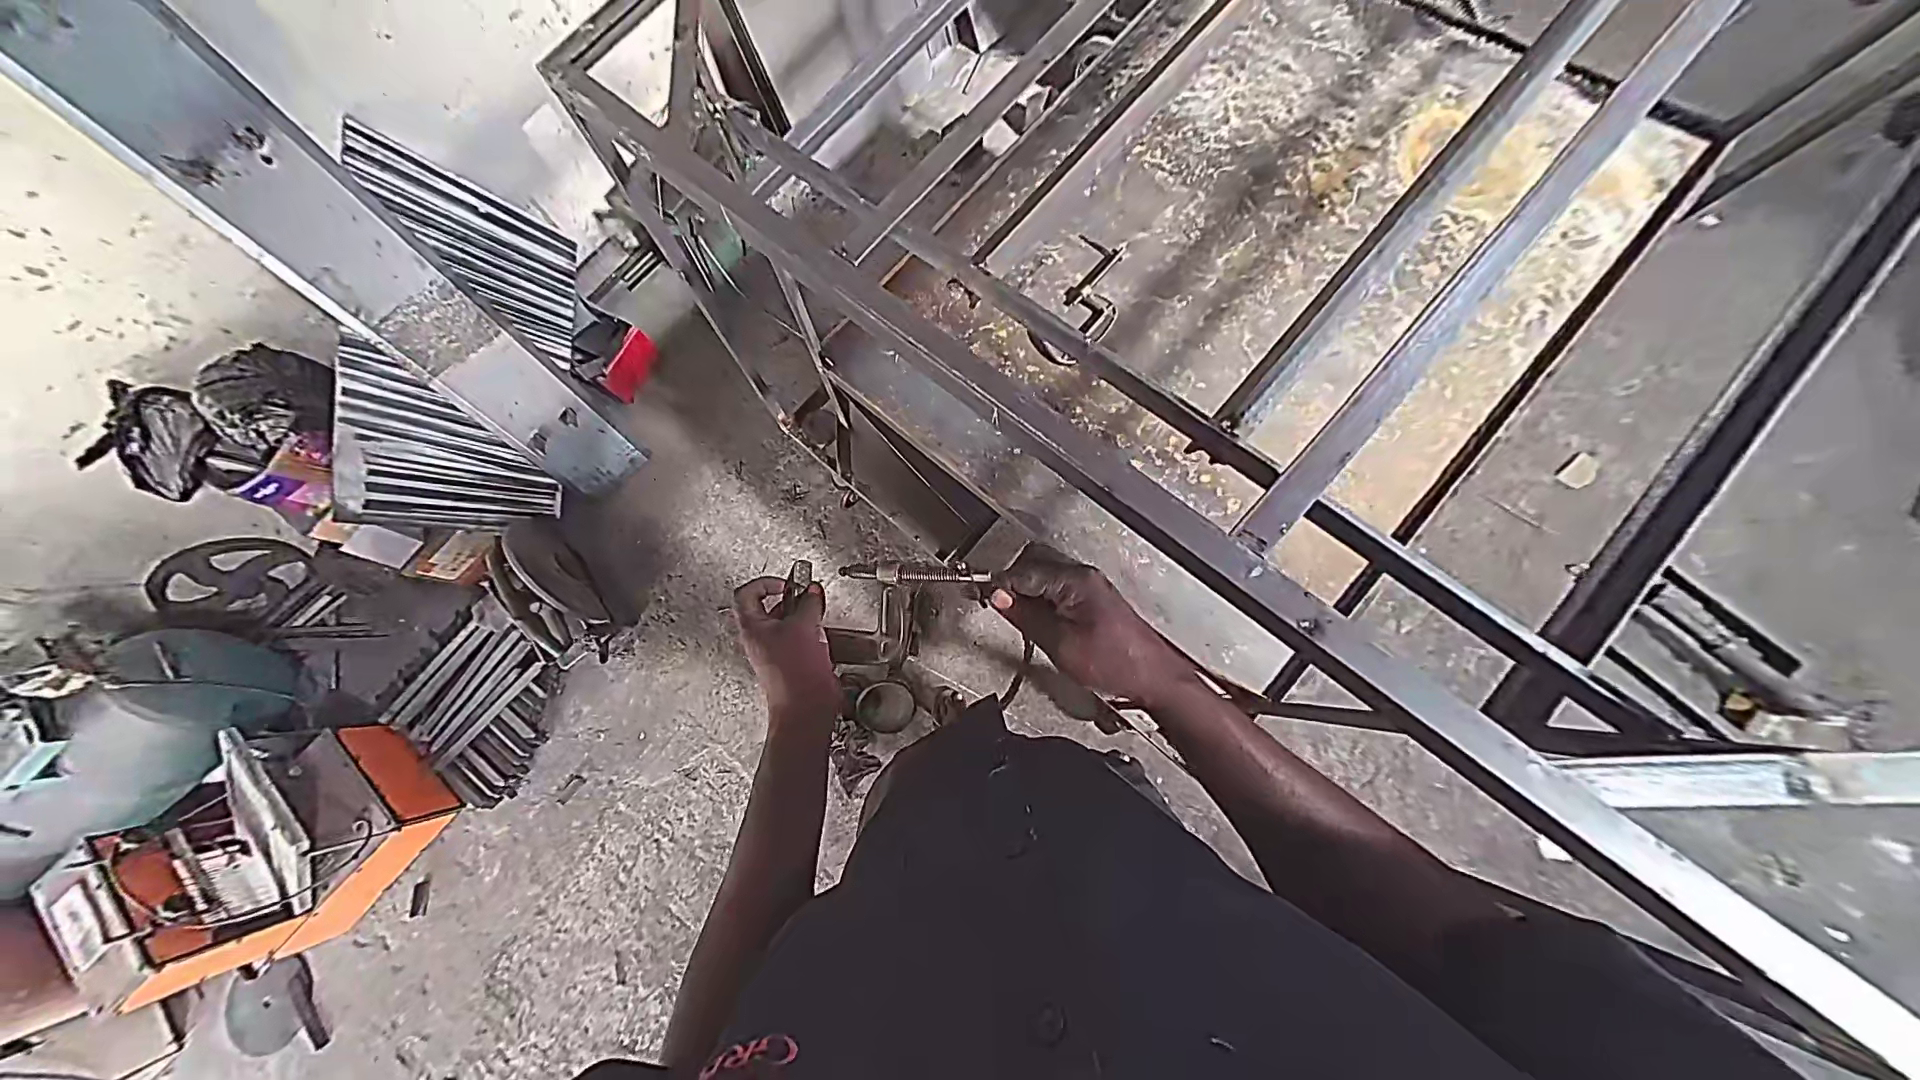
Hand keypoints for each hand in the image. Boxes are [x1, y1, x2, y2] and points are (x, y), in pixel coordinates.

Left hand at [733, 576, 839, 724]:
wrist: (806, 704)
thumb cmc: (793, 673)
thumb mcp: (803, 626)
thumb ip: (808, 603)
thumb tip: (812, 591)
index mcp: (752, 628)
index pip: (747, 594)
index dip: (765, 583)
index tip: (785, 583)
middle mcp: (760, 639)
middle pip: (768, 607)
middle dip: (788, 597)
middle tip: (804, 593)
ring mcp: (776, 651)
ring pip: (786, 623)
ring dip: (801, 613)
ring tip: (815, 610)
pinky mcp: (792, 661)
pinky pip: (799, 638)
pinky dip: (810, 630)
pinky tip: (820, 632)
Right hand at [989, 543, 1197, 707]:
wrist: (1155, 681)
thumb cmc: (1118, 665)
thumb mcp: (1060, 644)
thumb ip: (1026, 617)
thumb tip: (1000, 598)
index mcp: (1075, 581)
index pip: (1023, 572)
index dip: (998, 584)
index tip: (979, 593)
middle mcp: (1084, 577)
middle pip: (1034, 564)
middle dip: (1010, 582)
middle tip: (992, 602)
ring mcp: (1091, 587)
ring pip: (1045, 576)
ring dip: (1025, 590)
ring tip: (1011, 613)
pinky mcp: (1094, 601)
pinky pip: (1058, 589)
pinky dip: (1040, 599)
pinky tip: (1035, 618)